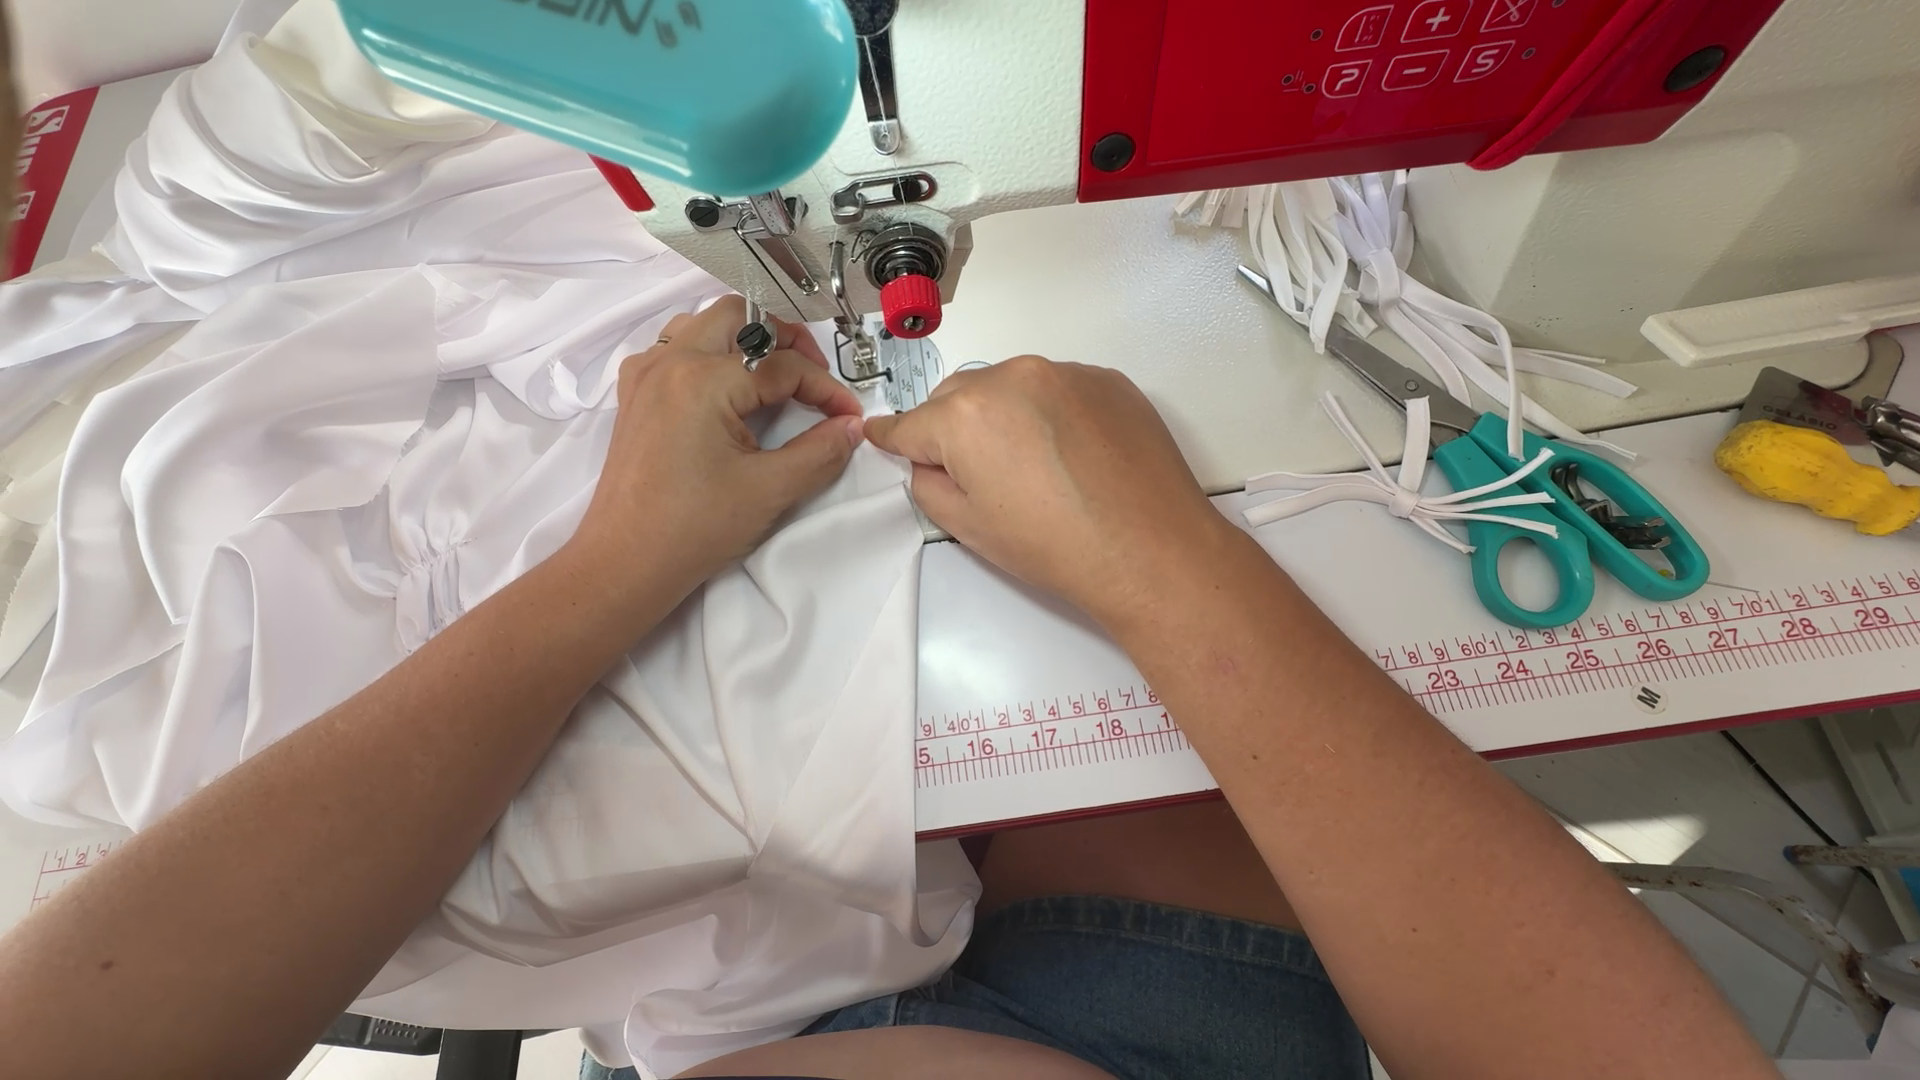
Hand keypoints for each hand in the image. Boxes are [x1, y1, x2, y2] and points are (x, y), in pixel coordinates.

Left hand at [568, 296, 864, 595]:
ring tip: (774, 379)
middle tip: (812, 378)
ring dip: (745, 340)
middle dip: (786, 340)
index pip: (782, 366)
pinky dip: (712, 355)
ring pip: (704, 325)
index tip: (848, 417)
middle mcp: (670, 363)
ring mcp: (646, 375)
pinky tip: (729, 392)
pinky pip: (678, 350)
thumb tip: (852, 427)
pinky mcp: (636, 395)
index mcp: (704, 380)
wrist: (626, 563)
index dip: (825, 389)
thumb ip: (820, 452)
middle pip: (740, 317)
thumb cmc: (695, 528)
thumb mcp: (770, 490)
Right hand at [864, 356, 1230, 625]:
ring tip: (1030, 464)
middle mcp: (1011, 377)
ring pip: (1009, 387)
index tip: (881, 437)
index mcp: (965, 415)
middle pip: (957, 396)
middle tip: (972, 471)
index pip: (910, 424)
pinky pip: (1058, 388)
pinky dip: (1049, 411)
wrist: (1151, 550)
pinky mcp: (1107, 380)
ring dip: (1003, 414)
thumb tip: (927, 461)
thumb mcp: (968, 528)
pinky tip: (1071, 453)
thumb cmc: (1053, 547)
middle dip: (951, 427)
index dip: (893, 439)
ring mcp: (1065, 372)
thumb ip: (928, 484)